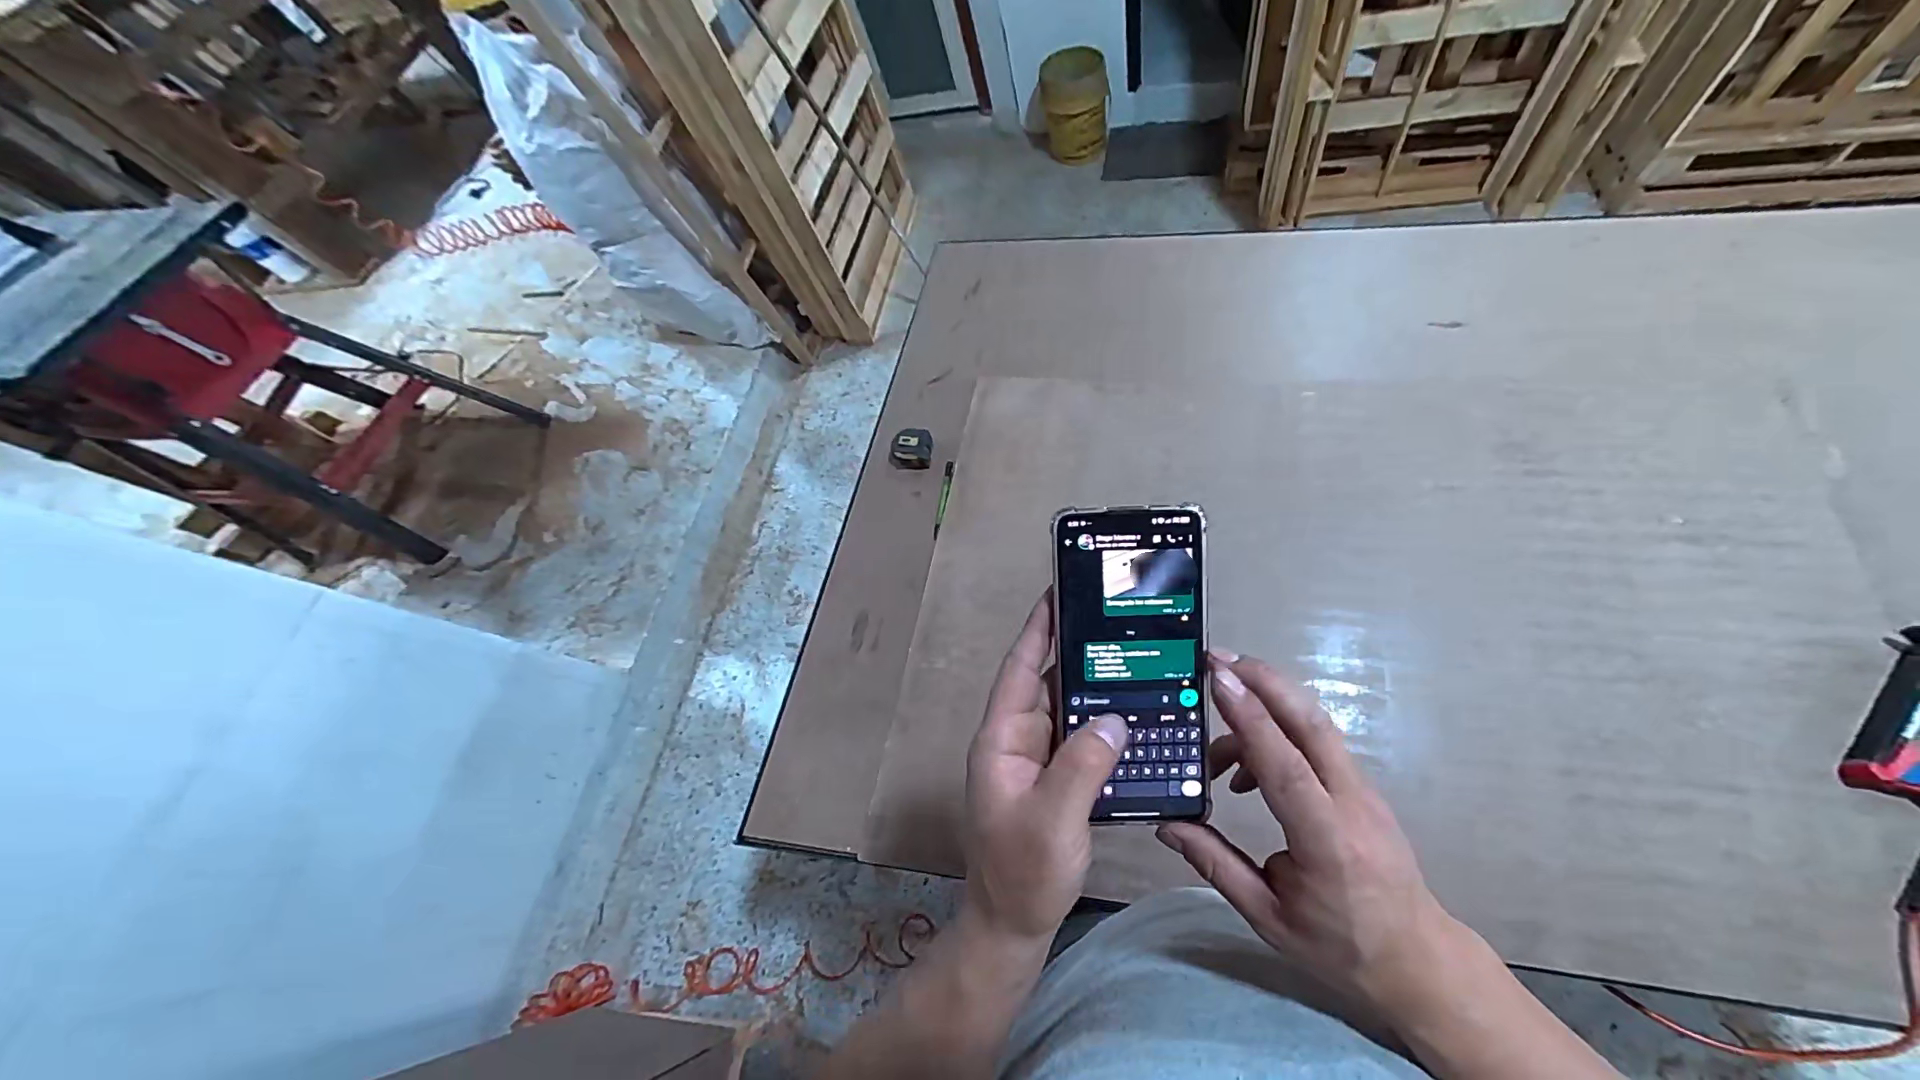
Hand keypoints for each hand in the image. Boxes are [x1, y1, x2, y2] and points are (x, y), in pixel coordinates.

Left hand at [962, 590, 1128, 941]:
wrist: (1013, 925)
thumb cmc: (1021, 873)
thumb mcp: (1051, 820)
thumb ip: (1081, 767)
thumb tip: (1114, 718)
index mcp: (1001, 740)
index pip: (1018, 671)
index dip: (1036, 631)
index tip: (1056, 594)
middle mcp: (1017, 741)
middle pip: (1047, 683)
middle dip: (1076, 653)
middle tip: (1115, 622)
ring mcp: (1037, 760)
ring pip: (1068, 710)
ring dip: (1096, 689)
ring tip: (1135, 659)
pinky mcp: (1056, 779)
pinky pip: (1081, 739)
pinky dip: (1104, 724)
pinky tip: (1135, 715)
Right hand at [1156, 650, 1460, 1012]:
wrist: (1417, 960)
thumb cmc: (1340, 946)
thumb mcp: (1268, 916)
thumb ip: (1215, 863)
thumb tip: (1166, 824)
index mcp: (1327, 842)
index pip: (1286, 766)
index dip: (1249, 718)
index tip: (1219, 678)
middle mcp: (1351, 804)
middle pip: (1311, 723)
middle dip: (1264, 681)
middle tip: (1217, 659)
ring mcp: (1363, 791)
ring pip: (1315, 725)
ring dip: (1267, 701)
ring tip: (1217, 713)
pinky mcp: (1362, 787)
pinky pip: (1316, 742)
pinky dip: (1277, 730)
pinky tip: (1245, 765)